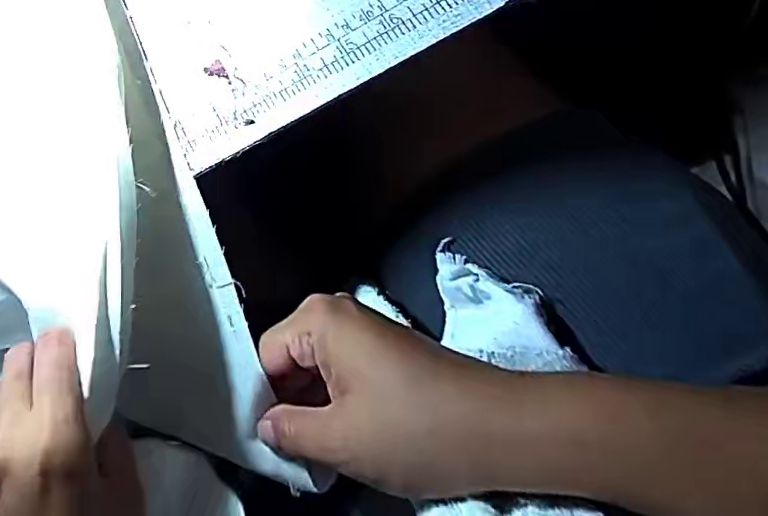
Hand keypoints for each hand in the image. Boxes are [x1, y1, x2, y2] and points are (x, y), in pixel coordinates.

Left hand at [0, 329, 144, 515]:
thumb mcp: (123, 512)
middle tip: (51, 392)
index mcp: (55, 442)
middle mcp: (4, 440)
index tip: (71, 353)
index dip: (65, 347)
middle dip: (37, 368)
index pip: (52, 351)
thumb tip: (97, 413)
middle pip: (17, 361)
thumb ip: (115, 451)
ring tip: (26, 437)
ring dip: (11, 403)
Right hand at [256, 293, 527, 498]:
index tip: (273, 442)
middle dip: (292, 407)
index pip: (266, 356)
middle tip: (301, 456)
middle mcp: (335, 312)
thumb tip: (263, 427)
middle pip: (289, 360)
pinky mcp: (383, 349)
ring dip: (317, 411)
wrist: (503, 430)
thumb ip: (289, 433)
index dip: (265, 401)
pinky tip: (353, 440)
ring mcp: (361, 329)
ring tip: (328, 455)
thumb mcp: (343, 441)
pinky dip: (340, 405)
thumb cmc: (419, 429)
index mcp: (318, 318)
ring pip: (315, 371)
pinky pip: (341, 372)